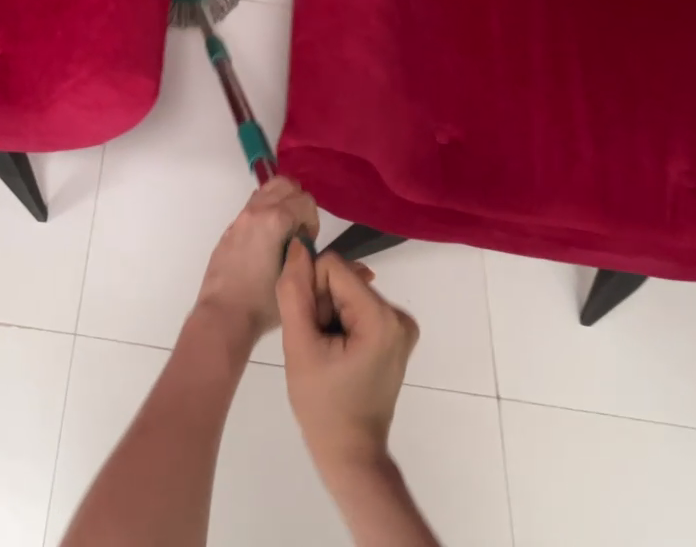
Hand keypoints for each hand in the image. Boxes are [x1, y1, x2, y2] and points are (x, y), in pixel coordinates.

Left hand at [193, 176, 320, 343]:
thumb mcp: (295, 277)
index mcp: (274, 220)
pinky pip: (253, 206)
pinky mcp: (231, 228)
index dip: (313, 222)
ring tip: (284, 235)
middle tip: (299, 233)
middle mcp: (256, 211)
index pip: (305, 200)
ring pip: (267, 191)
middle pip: (285, 185)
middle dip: (298, 204)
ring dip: (281, 204)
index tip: (308, 245)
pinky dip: (266, 212)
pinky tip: (267, 242)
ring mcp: (240, 218)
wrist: (223, 313)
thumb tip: (309, 244)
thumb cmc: (263, 302)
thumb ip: (309, 254)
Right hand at [277, 240, 418, 470]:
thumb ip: (294, 290)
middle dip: (321, 304)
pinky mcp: (395, 333)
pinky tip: (337, 352)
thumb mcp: (298, 344)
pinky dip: (340, 322)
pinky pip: (356, 305)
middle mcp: (400, 315)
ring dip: (328, 314)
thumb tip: (297, 245)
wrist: (350, 450)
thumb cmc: (321, 403)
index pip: (333, 266)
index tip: (310, 328)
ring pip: (346, 290)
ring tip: (327, 352)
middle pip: (342, 278)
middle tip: (317, 345)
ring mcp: (402, 325)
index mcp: (382, 317)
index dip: (311, 290)